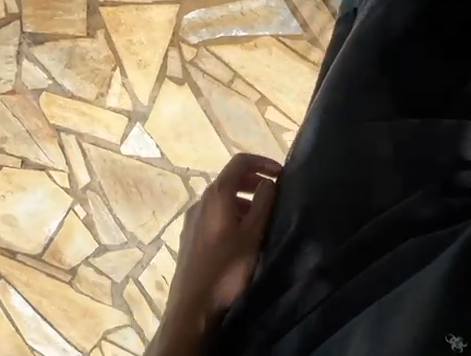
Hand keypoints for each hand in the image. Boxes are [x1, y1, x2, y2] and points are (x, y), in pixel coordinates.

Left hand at [166, 153, 280, 326]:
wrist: (191, 309)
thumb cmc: (226, 268)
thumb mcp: (253, 233)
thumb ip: (263, 202)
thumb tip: (268, 182)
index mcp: (217, 195)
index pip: (240, 161)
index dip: (263, 161)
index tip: (281, 173)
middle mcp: (201, 201)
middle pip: (230, 178)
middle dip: (254, 180)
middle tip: (274, 193)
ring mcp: (192, 219)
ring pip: (222, 198)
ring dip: (244, 198)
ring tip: (260, 216)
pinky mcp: (189, 236)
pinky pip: (214, 213)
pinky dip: (231, 212)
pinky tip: (241, 234)